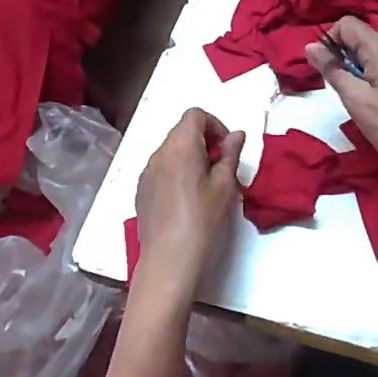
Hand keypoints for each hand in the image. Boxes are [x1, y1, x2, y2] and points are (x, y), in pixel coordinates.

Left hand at [134, 109, 243, 286]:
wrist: (169, 260)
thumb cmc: (203, 220)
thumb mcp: (225, 186)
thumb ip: (230, 154)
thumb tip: (236, 134)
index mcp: (180, 147)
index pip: (195, 115)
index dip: (215, 125)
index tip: (227, 148)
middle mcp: (159, 154)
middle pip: (181, 131)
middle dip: (204, 140)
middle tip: (221, 166)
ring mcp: (146, 173)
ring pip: (171, 150)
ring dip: (190, 156)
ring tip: (205, 184)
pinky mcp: (141, 191)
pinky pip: (161, 168)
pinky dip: (176, 171)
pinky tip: (187, 198)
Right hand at [304, 16, 377, 199]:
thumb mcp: (355, 100)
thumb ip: (332, 69)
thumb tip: (311, 47)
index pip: (348, 24)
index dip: (330, 40)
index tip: (325, 67)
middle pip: (363, 37)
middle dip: (345, 55)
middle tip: (341, 87)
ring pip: (376, 52)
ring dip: (359, 67)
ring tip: (359, 97)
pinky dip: (376, 75)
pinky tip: (377, 101)